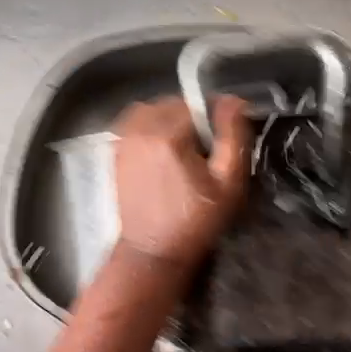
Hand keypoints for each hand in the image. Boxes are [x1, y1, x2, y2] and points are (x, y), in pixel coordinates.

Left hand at [111, 95, 251, 269]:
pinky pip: (139, 121)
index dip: (214, 118)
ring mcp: (124, 138)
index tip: (222, 141)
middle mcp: (140, 128)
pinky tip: (165, 151)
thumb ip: (233, 136)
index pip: (198, 103)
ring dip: (173, 120)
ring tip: (184, 149)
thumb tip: (234, 100)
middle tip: (205, 150)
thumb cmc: (196, 220)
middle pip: (175, 103)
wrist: (153, 251)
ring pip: (156, 109)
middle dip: (193, 118)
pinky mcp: (117, 148)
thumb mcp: (228, 182)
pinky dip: (153, 127)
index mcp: (167, 134)